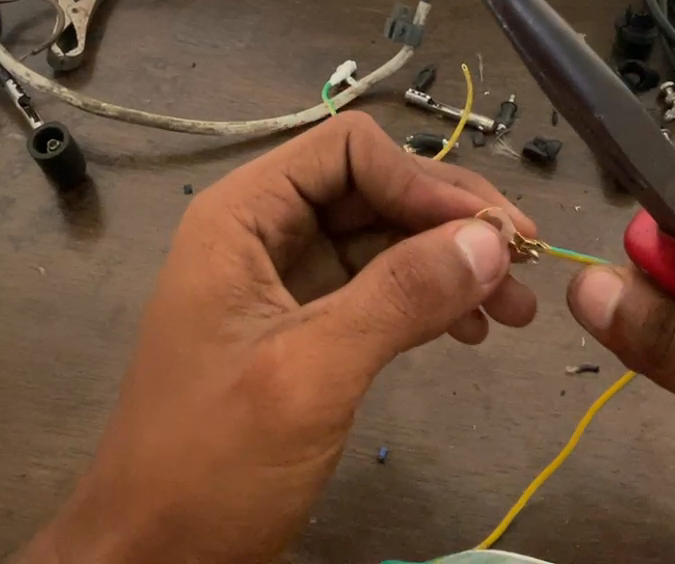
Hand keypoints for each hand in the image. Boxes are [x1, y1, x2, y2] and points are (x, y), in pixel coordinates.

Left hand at [19, 113, 537, 563]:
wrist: (153, 560)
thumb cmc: (211, 461)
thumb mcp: (309, 372)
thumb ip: (400, 296)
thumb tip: (491, 237)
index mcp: (245, 213)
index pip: (349, 151)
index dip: (422, 180)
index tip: (488, 231)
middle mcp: (267, 228)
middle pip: (375, 187)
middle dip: (449, 220)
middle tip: (522, 263)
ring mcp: (289, 274)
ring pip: (386, 236)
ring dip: (451, 261)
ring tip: (514, 309)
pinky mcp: (310, 319)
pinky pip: (381, 285)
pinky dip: (429, 298)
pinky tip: (471, 329)